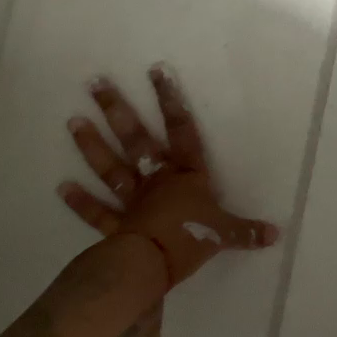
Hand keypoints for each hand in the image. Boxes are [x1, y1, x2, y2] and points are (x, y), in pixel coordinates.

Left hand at [60, 64, 280, 286]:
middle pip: (136, 139)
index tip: (156, 71)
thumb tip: (275, 232)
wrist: (152, 264)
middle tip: (94, 83)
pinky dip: (79, 202)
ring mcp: (132, 200)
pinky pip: (96, 212)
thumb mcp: (224, 232)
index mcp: (186, 176)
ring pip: (110, 167)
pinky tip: (61, 187)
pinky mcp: (115, 226)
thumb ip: (246, 231)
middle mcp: (156, 180)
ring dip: (91, 145)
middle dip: (116, 110)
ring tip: (72, 120)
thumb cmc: (189, 238)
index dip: (171, 101)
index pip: (181, 131)